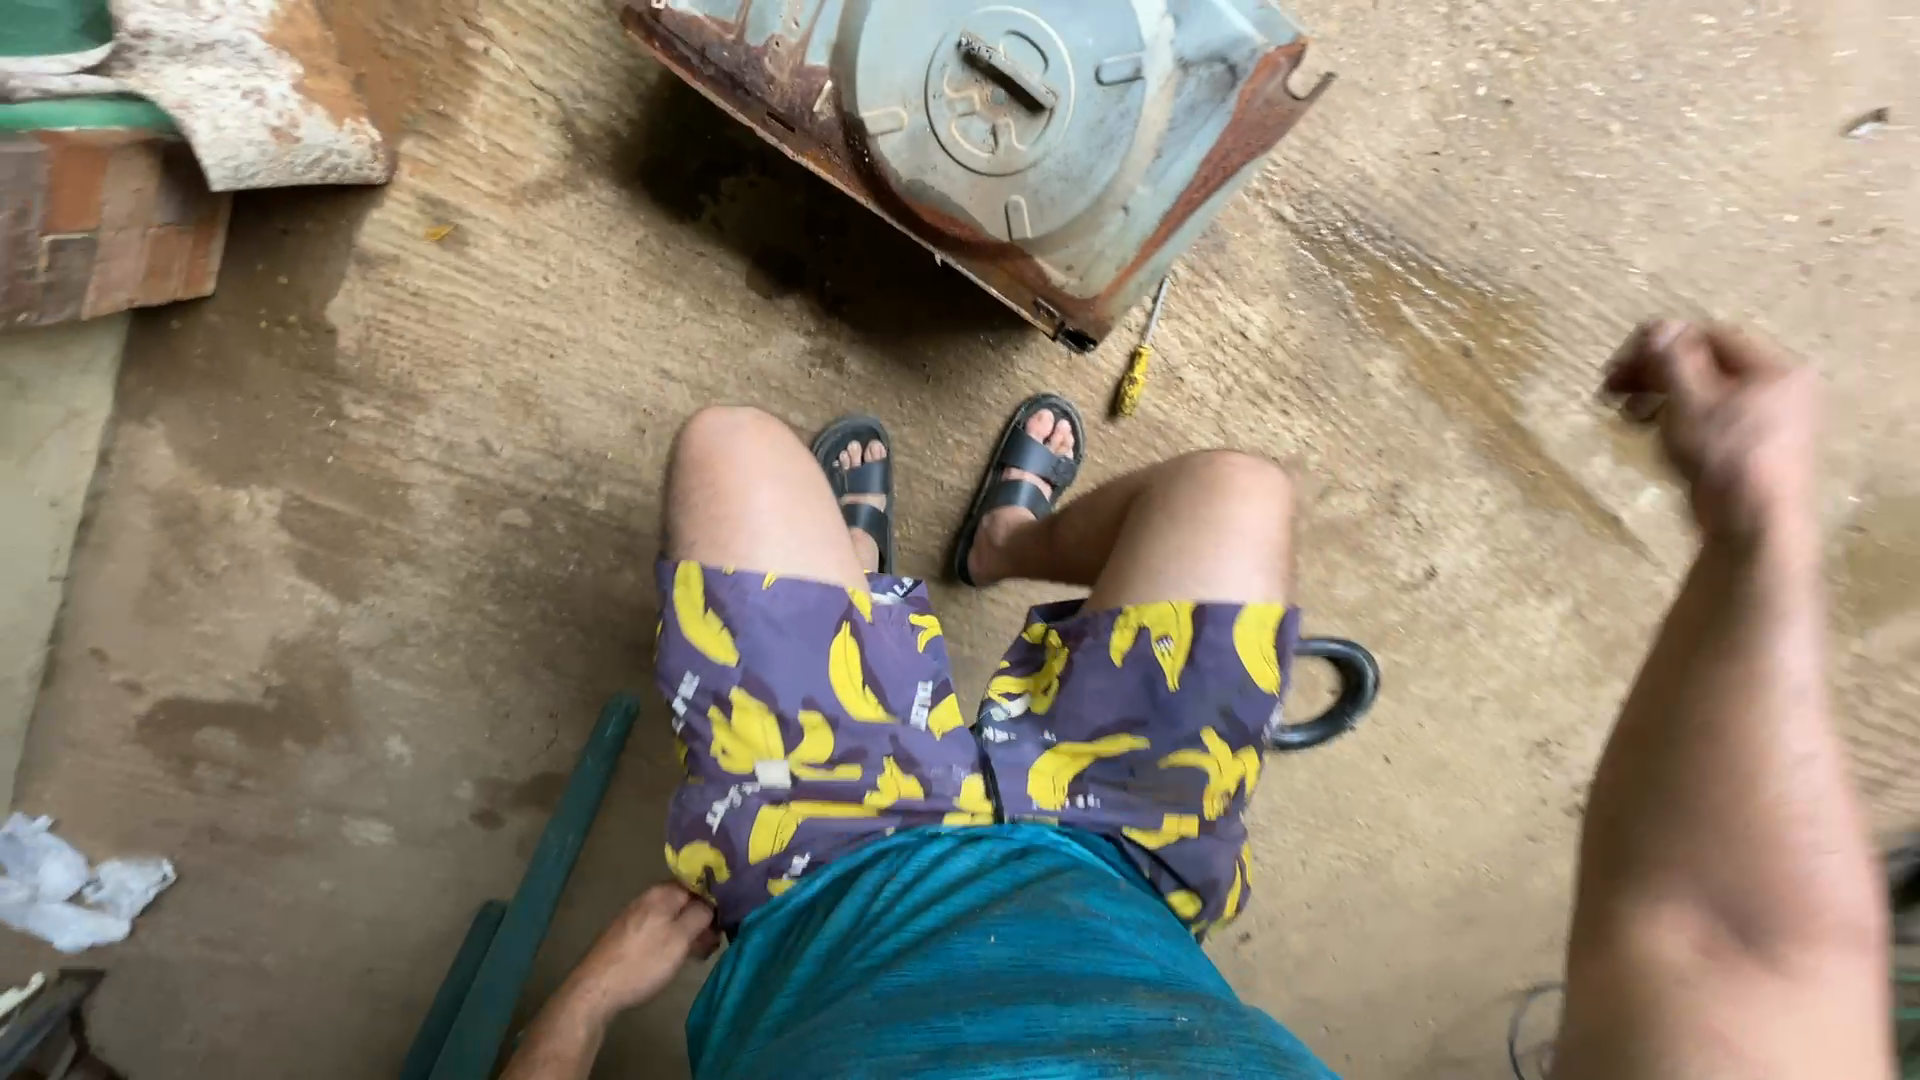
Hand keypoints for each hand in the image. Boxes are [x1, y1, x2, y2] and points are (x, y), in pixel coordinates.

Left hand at [556, 883, 718, 1027]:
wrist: (593, 992)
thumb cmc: (643, 962)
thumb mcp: (680, 938)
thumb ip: (701, 914)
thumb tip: (712, 904)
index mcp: (663, 891)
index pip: (700, 885)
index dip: (716, 902)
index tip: (725, 924)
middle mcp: (649, 897)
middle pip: (686, 902)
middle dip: (702, 920)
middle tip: (713, 945)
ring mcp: (636, 916)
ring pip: (673, 917)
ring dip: (688, 933)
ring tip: (698, 955)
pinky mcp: (627, 935)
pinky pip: (659, 930)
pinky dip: (671, 940)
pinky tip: (674, 958)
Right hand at [1604, 320, 1817, 547]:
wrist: (1751, 517)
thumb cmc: (1721, 454)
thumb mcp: (1689, 400)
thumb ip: (1673, 360)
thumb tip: (1658, 325)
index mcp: (1771, 368)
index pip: (1708, 337)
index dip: (1659, 345)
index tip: (1616, 365)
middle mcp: (1774, 385)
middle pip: (1703, 363)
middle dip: (1652, 373)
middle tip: (1608, 389)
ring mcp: (1763, 415)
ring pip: (1700, 390)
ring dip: (1655, 396)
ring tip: (1624, 414)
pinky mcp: (1746, 441)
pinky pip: (1704, 414)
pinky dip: (1671, 416)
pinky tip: (1648, 430)